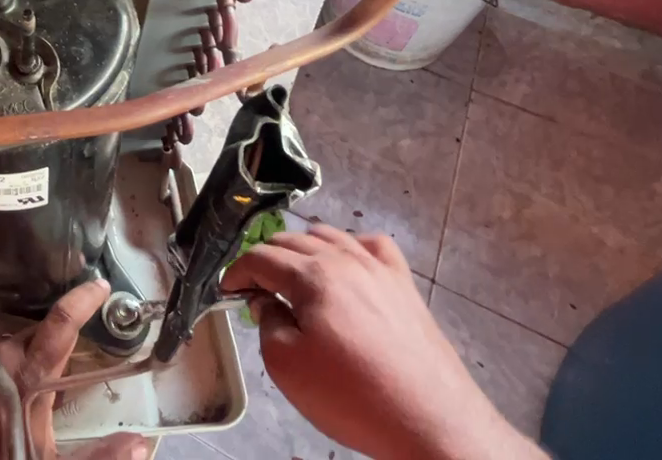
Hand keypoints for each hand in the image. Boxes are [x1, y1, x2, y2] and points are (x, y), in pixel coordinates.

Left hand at [0, 278, 148, 459]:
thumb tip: (140, 443)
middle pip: (31, 335)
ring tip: (24, 387)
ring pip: (5, 343)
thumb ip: (96, 458)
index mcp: (25, 378)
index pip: (60, 325)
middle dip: (49, 345)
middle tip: (61, 367)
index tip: (99, 284)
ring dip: (19, 357)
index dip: (82, 300)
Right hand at [222, 226, 545, 459]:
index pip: (259, 258)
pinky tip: (347, 268)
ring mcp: (378, 267)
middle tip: (258, 292)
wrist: (433, 425)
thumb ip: (267, 323)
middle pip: (290, 241)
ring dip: (302, 250)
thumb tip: (266, 302)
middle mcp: (344, 258)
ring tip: (295, 279)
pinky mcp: (405, 285)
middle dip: (266, 260)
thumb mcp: (287, 366)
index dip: (237, 273)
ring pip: (328, 235)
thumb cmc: (353, 396)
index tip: (228, 292)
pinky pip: (372, 246)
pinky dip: (350, 247)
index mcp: (311, 274)